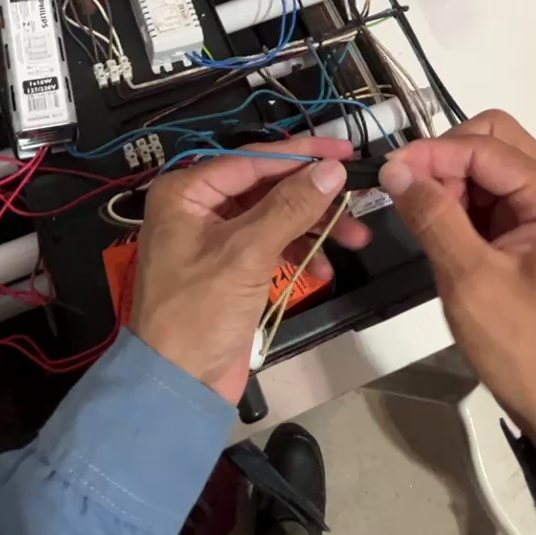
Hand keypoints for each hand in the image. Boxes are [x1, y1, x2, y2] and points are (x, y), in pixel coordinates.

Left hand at [128, 138, 371, 403]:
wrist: (177, 385)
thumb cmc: (199, 311)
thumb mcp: (246, 254)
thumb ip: (290, 207)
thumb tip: (331, 170)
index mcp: (186, 191)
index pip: (251, 159)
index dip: (300, 153)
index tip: (343, 149)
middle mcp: (197, 206)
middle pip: (265, 186)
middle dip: (312, 195)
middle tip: (358, 193)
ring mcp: (215, 237)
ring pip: (273, 216)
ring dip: (312, 226)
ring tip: (356, 237)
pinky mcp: (231, 266)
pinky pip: (270, 245)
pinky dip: (298, 254)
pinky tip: (323, 270)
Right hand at [379, 111, 535, 462]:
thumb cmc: (530, 352)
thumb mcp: (472, 281)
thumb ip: (433, 216)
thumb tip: (394, 168)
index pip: (486, 148)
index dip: (432, 152)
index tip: (387, 172)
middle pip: (496, 143)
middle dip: (446, 159)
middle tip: (412, 194)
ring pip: (494, 169)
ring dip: (454, 182)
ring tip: (425, 221)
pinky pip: (498, 200)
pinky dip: (466, 206)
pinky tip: (444, 233)